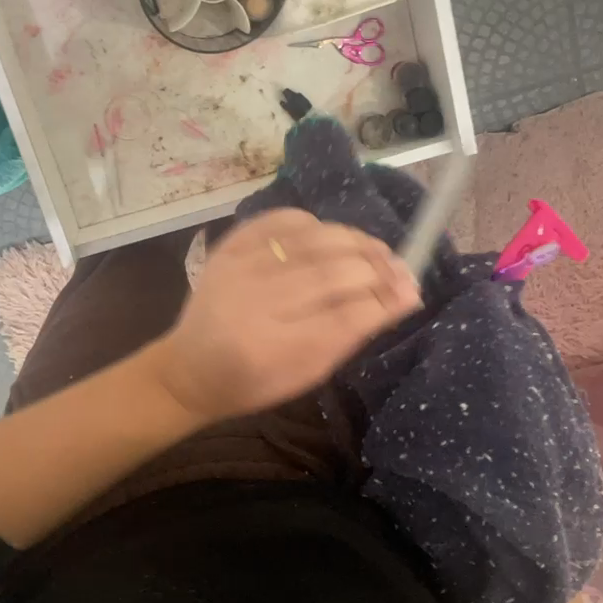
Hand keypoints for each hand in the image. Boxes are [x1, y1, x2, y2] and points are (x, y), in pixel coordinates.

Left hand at [148, 209, 420, 422]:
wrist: (191, 368)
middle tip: (402, 268)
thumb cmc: (255, 380)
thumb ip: (351, 334)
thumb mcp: (307, 373)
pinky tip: (333, 235)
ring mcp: (238, 268)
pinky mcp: (229, 247)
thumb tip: (403, 296)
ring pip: (311, 241)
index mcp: (276, 349)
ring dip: (354, 241)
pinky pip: (280, 221)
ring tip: (377, 251)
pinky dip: (314, 223)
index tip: (412, 290)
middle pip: (332, 273)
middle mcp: (255, 303)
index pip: (347, 316)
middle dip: (377, 268)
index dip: (385, 299)